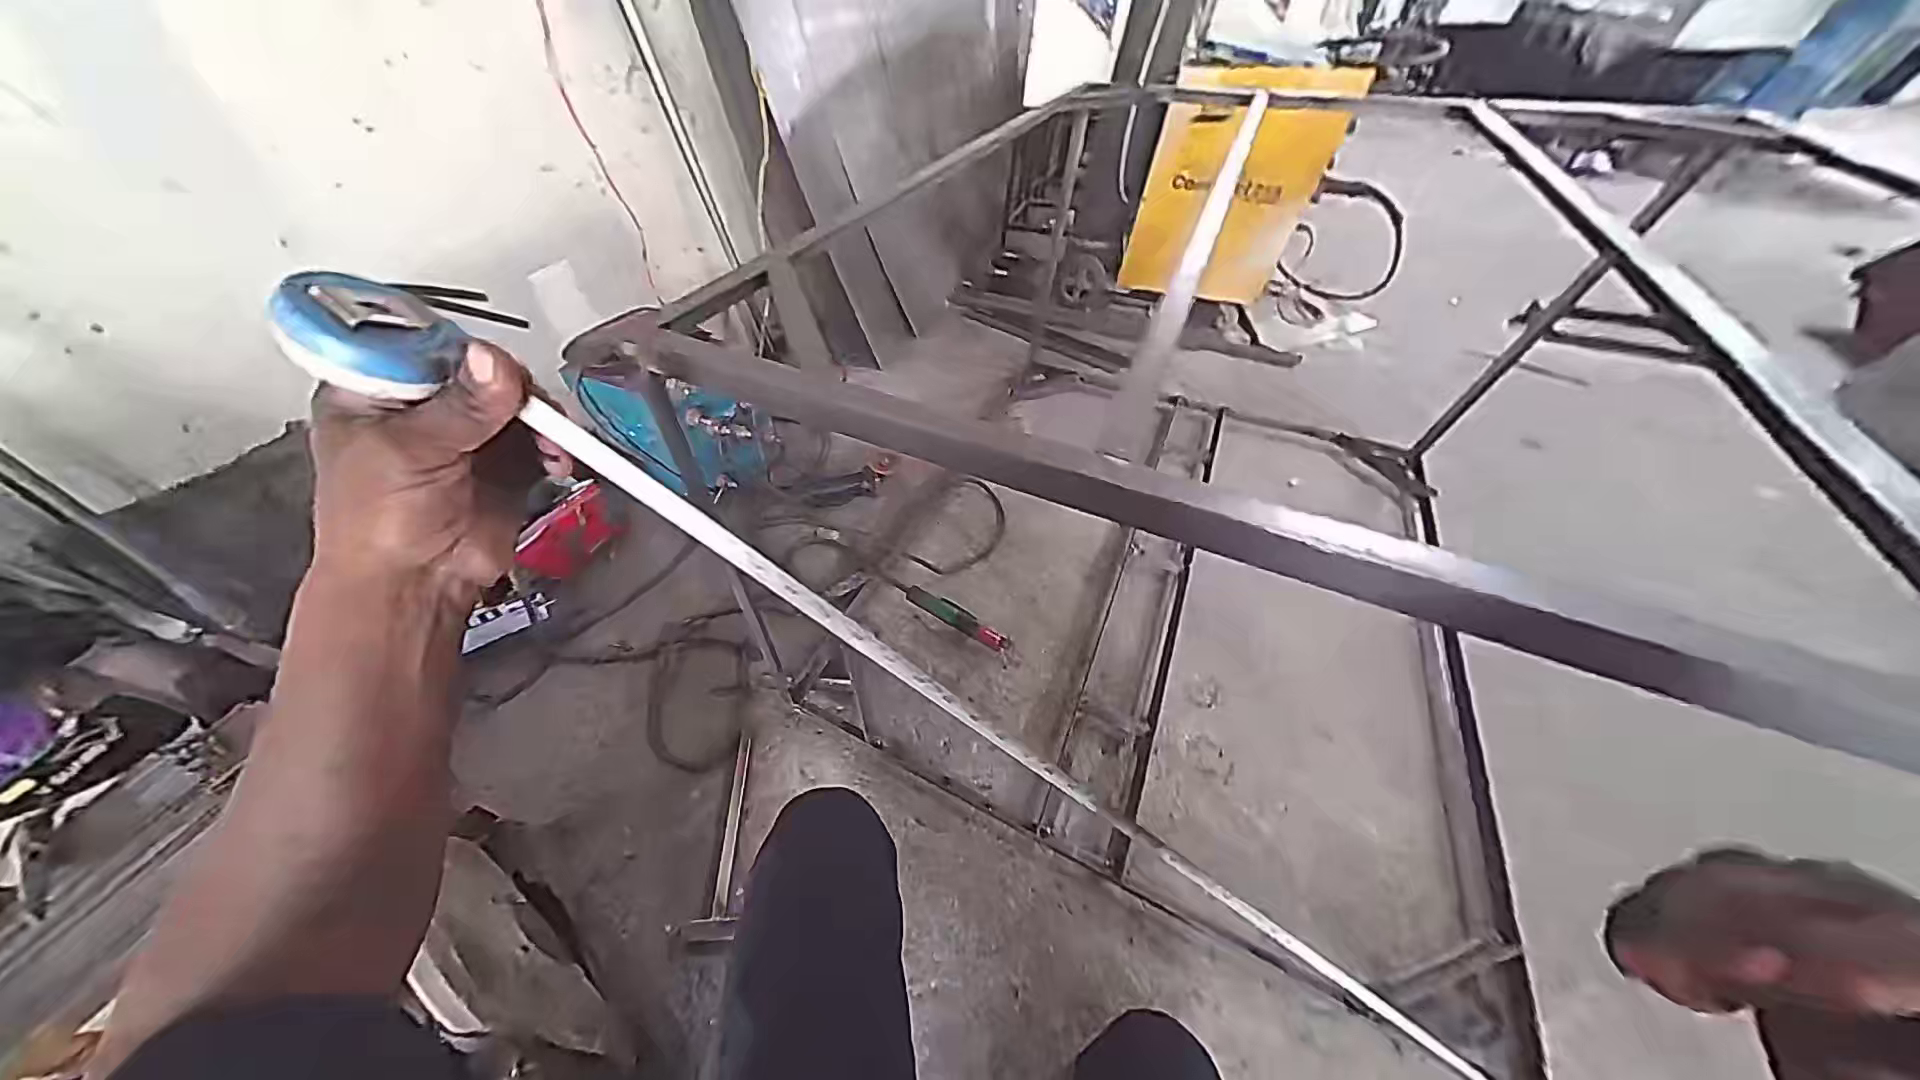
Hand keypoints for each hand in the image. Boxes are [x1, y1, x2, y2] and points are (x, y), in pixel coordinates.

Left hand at [308, 342, 540, 598]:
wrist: (421, 582)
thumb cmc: (381, 520)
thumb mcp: (410, 453)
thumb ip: (460, 408)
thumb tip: (494, 360)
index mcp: (377, 390)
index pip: (421, 343)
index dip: (458, 348)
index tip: (491, 367)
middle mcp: (427, 404)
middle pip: (481, 369)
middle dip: (513, 387)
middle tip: (529, 408)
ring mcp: (472, 432)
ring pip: (519, 401)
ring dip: (544, 418)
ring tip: (552, 441)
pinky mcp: (509, 459)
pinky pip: (543, 436)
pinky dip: (558, 445)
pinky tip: (558, 461)